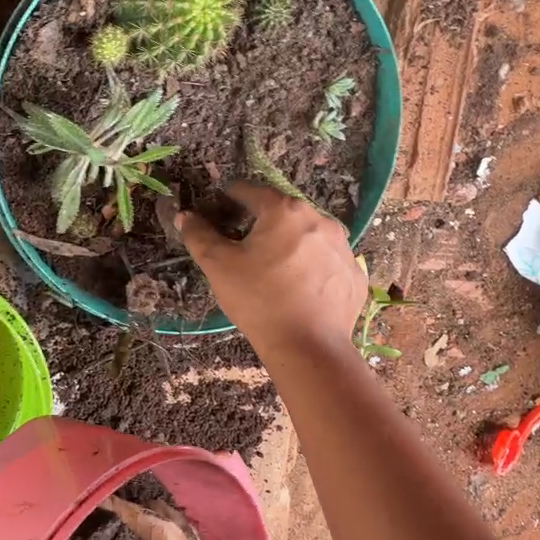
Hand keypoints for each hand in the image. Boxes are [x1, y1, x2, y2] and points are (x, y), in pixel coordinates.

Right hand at [175, 182, 367, 350]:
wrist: (308, 348)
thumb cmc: (259, 299)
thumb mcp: (218, 265)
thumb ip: (198, 235)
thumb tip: (185, 216)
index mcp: (284, 210)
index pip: (250, 191)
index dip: (229, 199)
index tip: (219, 213)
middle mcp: (319, 220)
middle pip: (281, 212)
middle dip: (261, 223)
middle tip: (242, 246)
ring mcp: (343, 247)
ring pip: (307, 235)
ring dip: (289, 243)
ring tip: (272, 269)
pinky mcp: (354, 274)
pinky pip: (327, 261)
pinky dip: (312, 267)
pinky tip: (298, 288)